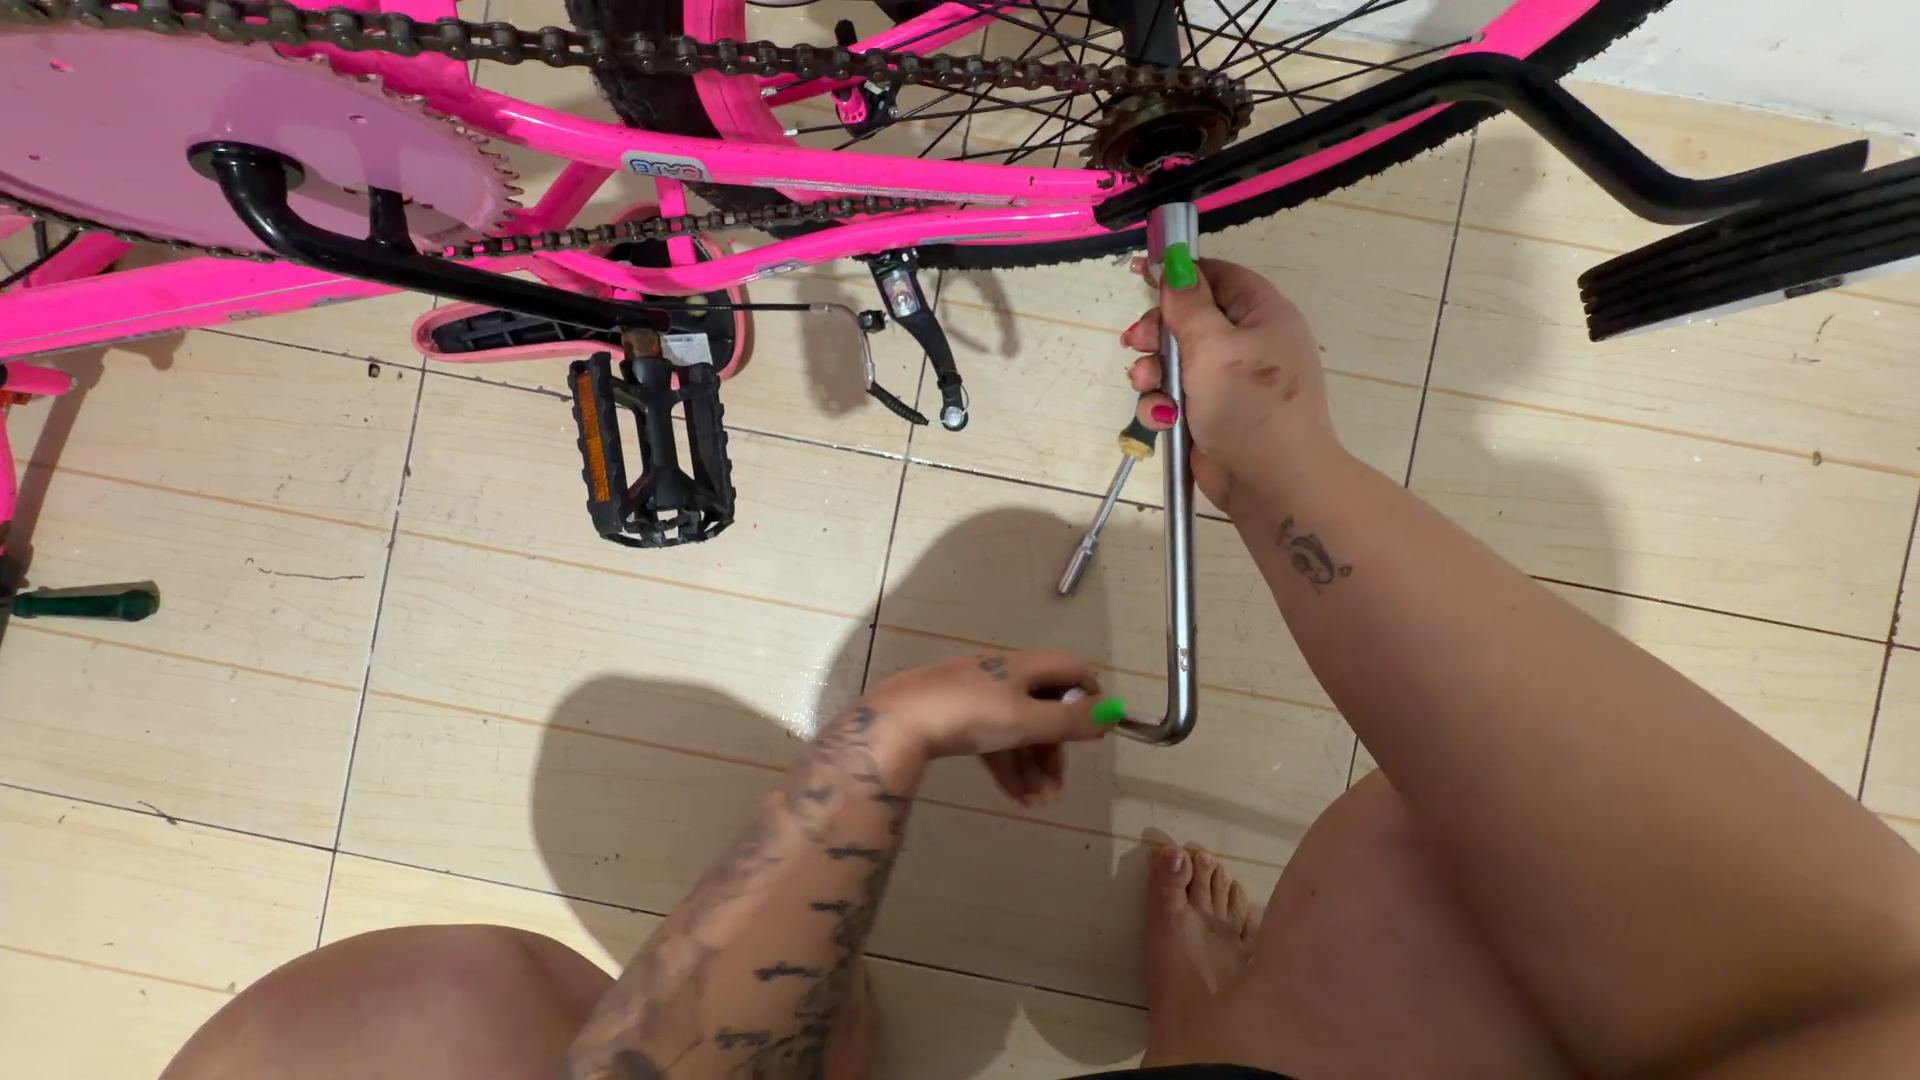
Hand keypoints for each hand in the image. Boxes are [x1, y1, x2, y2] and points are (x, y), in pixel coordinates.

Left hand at [862, 651, 1107, 805]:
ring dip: (1033, 764)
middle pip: (1044, 706)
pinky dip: (1008, 766)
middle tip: (1060, 784)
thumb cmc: (971, 714)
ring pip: (1018, 729)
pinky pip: (993, 740)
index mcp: (1023, 666)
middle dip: (1056, 746)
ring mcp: (977, 697)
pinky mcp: (957, 718)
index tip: (1097, 728)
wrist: (901, 721)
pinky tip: (1015, 798)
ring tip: (1039, 802)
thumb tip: (1111, 714)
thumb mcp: (1026, 719)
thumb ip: (1070, 721)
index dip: (1089, 694)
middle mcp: (1003, 676)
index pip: (1070, 668)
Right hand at [1122, 257, 1336, 512]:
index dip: (1180, 273)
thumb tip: (1175, 265)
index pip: (1218, 277)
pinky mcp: (1206, 415)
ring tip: (1147, 383)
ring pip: (1173, 362)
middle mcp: (1244, 345)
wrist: (1271, 481)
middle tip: (1136, 341)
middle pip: (1187, 320)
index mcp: (1261, 316)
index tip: (1143, 273)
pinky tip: (1161, 416)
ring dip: (1152, 371)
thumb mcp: (1216, 346)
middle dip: (1157, 332)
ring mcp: (1225, 383)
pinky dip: (1161, 403)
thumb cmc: (1249, 405)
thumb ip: (1188, 304)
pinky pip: (1173, 397)